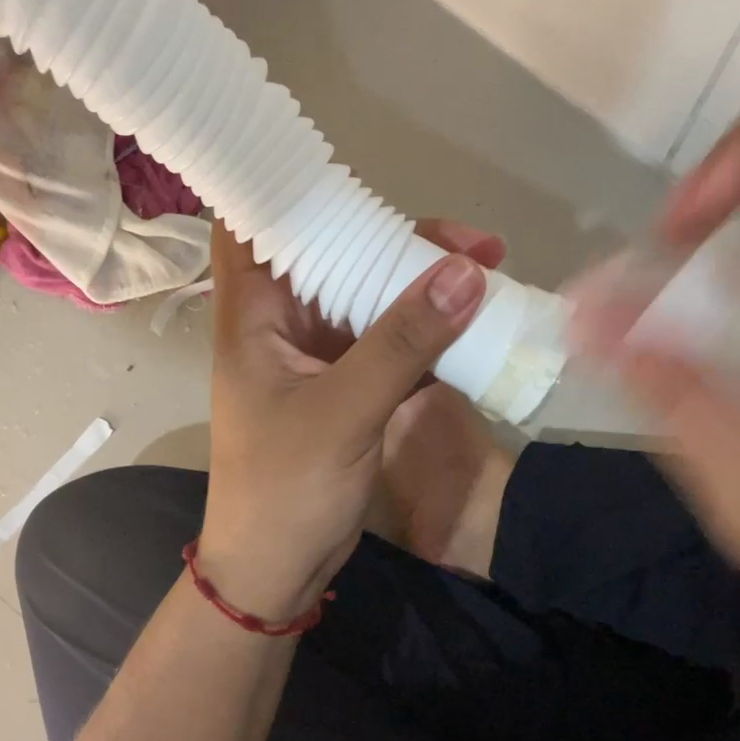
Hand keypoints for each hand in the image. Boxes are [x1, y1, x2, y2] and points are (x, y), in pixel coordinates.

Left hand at [196, 220, 503, 619]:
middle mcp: (280, 329)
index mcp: (253, 318)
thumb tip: (467, 272)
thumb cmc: (286, 489)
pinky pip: (386, 347)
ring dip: (419, 289)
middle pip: (334, 258)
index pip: (256, 224)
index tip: (359, 168)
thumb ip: (402, 342)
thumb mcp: (344, 411)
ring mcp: (315, 362)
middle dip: (397, 242)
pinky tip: (469, 329)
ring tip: (486, 274)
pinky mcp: (345, 394)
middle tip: (471, 244)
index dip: (295, 187)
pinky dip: (424, 337)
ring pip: (367, 302)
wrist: (277, 572)